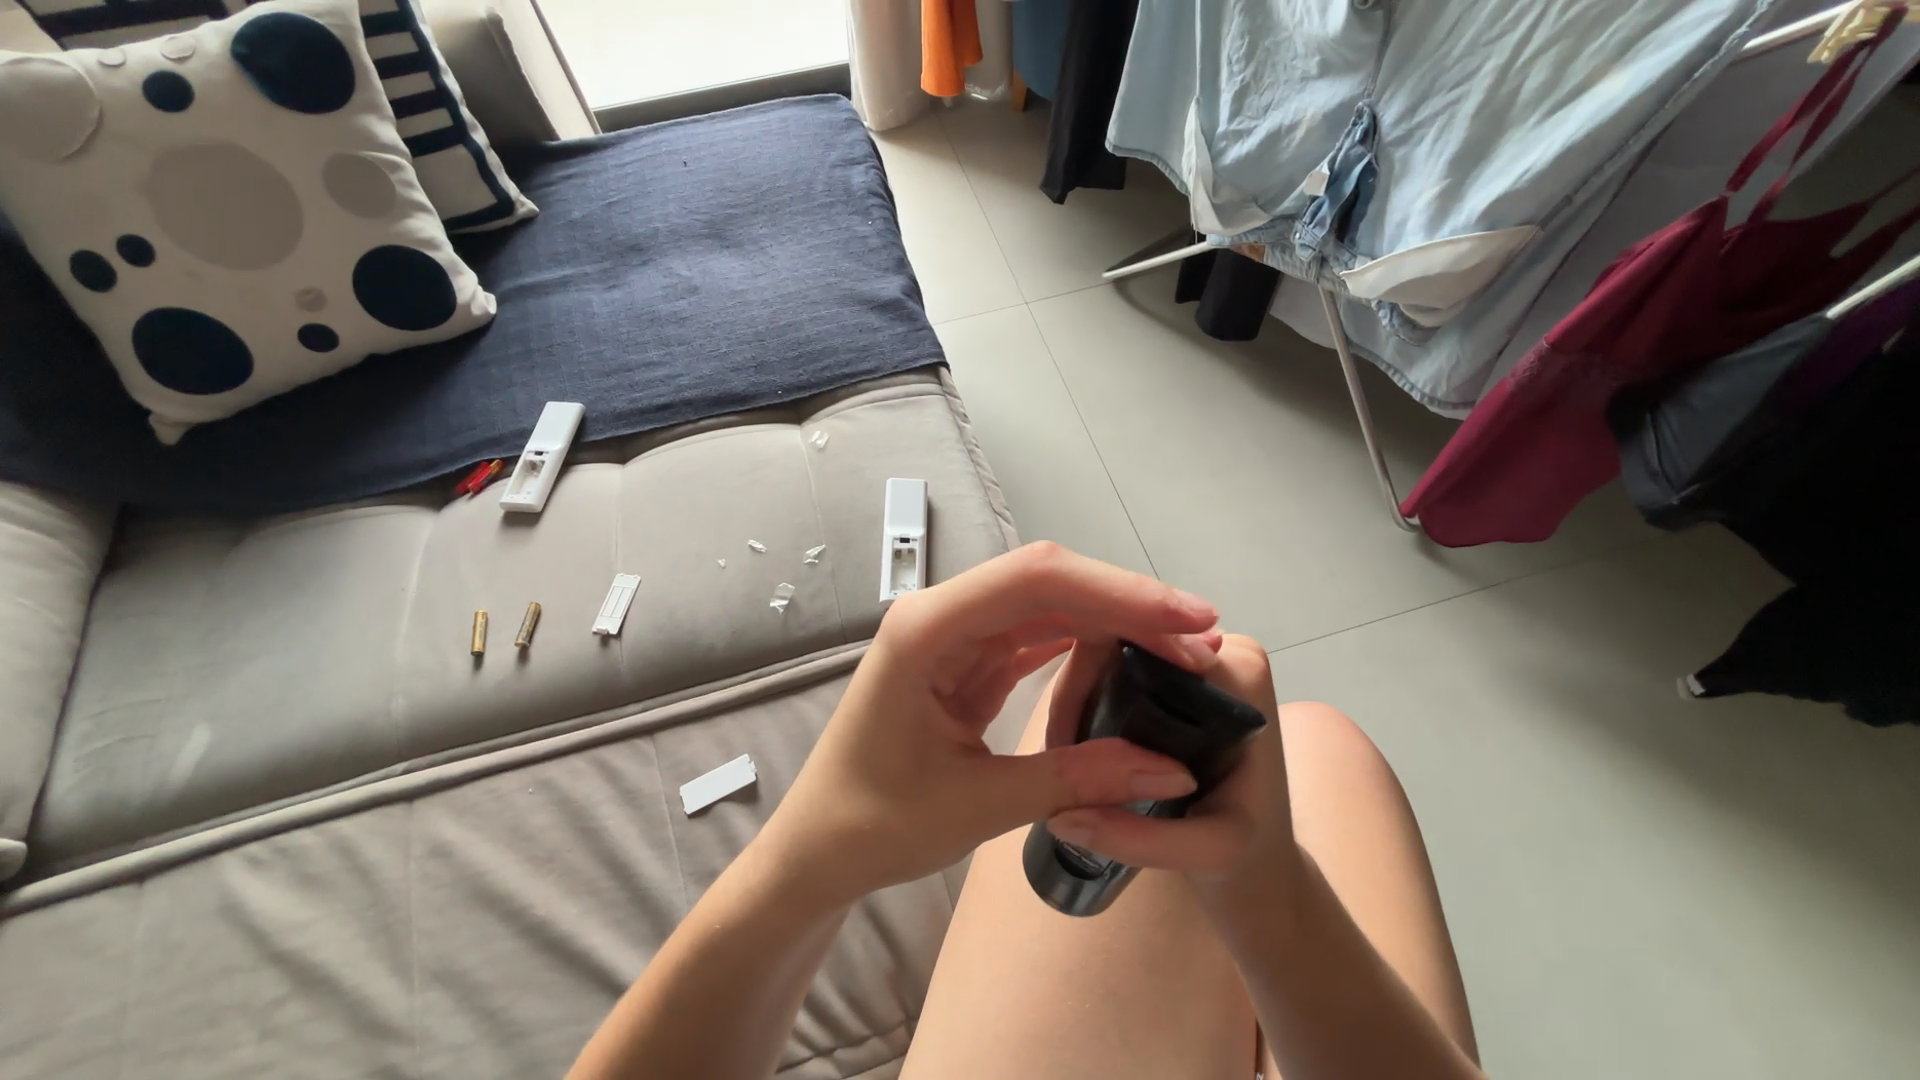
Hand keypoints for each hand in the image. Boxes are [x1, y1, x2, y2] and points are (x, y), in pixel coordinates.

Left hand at [750, 543, 1224, 909]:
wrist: (819, 849)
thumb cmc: (875, 826)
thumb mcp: (980, 805)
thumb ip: (1077, 779)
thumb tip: (1172, 771)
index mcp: (927, 631)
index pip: (1035, 581)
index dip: (1119, 590)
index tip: (1187, 618)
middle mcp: (941, 616)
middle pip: (1048, 583)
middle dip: (1128, 603)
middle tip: (1200, 635)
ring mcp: (955, 636)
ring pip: (1048, 606)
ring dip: (1113, 620)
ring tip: (1179, 647)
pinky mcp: (967, 662)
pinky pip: (1035, 637)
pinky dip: (1085, 643)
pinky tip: (1130, 655)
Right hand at [1042, 635, 1301, 911]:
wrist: (1265, 864)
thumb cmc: (1249, 856)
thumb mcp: (1208, 852)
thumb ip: (1142, 838)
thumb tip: (1058, 816)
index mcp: (1237, 674)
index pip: (1138, 650)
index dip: (1083, 687)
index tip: (1057, 746)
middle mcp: (1225, 650)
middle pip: (1122, 645)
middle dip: (1076, 693)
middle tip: (1053, 754)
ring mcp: (1204, 657)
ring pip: (1115, 655)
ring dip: (1078, 697)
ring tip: (1059, 752)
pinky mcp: (1185, 673)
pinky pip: (1121, 669)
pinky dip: (1091, 700)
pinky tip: (1075, 742)